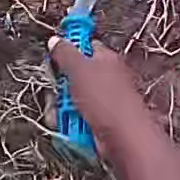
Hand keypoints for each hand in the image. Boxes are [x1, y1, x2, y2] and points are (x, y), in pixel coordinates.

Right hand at [48, 37, 161, 156]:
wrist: (124, 139)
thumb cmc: (107, 99)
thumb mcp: (80, 69)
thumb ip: (65, 53)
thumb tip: (55, 40)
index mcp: (105, 59)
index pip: (85, 45)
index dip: (69, 48)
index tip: (54, 54)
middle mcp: (105, 78)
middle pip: (72, 75)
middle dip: (59, 86)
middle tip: (57, 90)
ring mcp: (100, 101)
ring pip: (70, 98)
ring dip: (60, 108)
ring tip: (61, 114)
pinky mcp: (96, 121)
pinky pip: (74, 117)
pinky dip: (68, 123)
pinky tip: (67, 127)